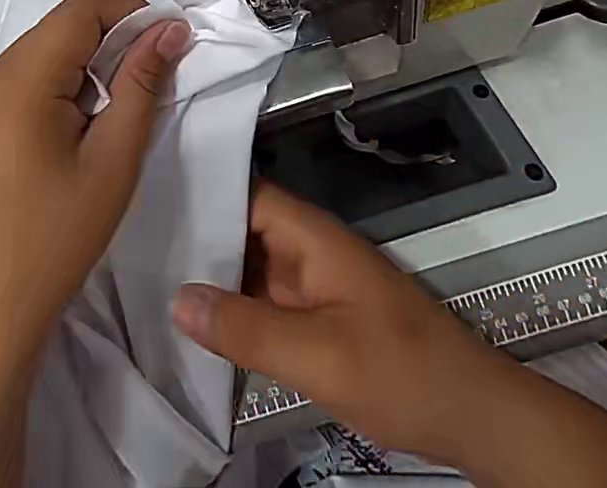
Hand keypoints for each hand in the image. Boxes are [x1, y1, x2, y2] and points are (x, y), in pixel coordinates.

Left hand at [0, 0, 192, 344]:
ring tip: (120, 106)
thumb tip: (169, 30)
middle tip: (154, 75)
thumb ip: (141, 84)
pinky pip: (25, 79)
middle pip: (59, 29)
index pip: (79, 11)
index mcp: (17, 80)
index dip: (130, 11)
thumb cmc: (54, 239)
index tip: (170, 38)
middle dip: (113, 37)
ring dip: (89, 62)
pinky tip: (83, 124)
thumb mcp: (112, 160)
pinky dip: (63, 83)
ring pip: (44, 52)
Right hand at [170, 181, 502, 464]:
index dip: (201, 193)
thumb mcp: (319, 355)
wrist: (472, 414)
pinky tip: (193, 319)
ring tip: (147, 276)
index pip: (245, 193)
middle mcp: (307, 249)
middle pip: (242, 227)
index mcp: (311, 236)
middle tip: (135, 244)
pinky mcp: (314, 313)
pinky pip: (262, 298)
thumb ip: (247, 329)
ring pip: (250, 264)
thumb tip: (178, 300)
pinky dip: (231, 305)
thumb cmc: (400, 370)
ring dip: (210, 274)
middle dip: (195, 236)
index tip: (150, 200)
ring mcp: (311, 282)